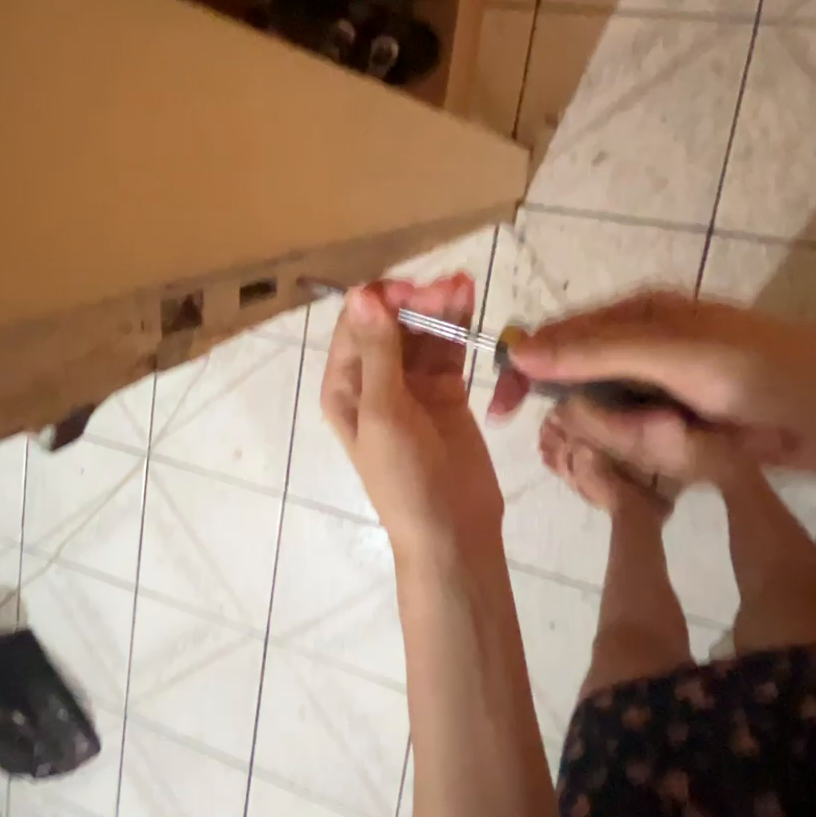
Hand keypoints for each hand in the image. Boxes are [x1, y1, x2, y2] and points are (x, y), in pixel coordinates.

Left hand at [320, 275, 503, 556]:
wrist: (452, 532)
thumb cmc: (404, 478)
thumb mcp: (384, 415)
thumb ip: (378, 353)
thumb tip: (362, 293)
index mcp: (344, 384)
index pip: (357, 325)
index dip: (382, 301)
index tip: (412, 290)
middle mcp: (373, 377)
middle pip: (392, 323)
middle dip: (416, 302)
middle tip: (448, 289)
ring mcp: (411, 383)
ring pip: (422, 332)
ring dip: (439, 307)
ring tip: (464, 284)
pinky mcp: (445, 389)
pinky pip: (448, 349)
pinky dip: (458, 325)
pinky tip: (470, 299)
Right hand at [490, 291, 815, 477]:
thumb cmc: (767, 372)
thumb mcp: (676, 356)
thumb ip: (594, 354)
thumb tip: (514, 350)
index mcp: (633, 317)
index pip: (554, 339)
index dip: (526, 373)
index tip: (504, 412)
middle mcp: (640, 351)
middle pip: (582, 395)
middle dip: (610, 426)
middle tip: (662, 436)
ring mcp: (662, 393)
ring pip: (613, 430)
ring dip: (648, 445)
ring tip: (702, 442)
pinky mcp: (684, 429)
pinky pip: (644, 451)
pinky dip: (667, 460)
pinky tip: (706, 453)